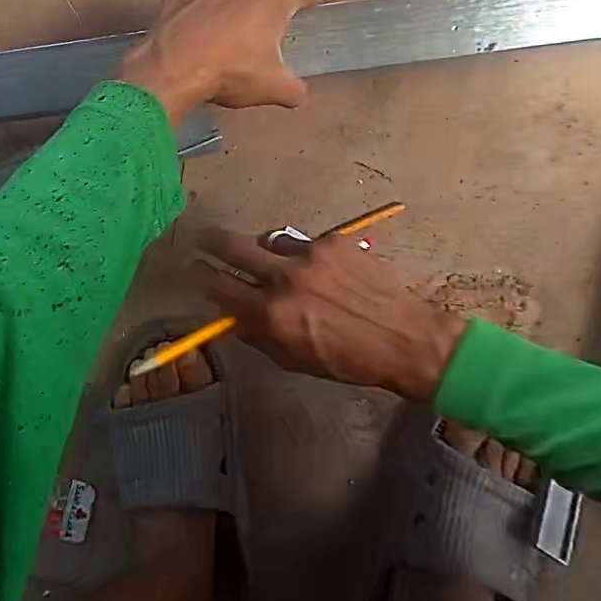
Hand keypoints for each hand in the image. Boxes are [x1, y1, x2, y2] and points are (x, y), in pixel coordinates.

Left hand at [115, 0, 322, 123]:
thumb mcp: (273, 88)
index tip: (320, 10)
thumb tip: (300, 94)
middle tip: (268, 35)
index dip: (317, 1)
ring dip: (234, 2)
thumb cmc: (230, 73)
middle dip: (271, 8)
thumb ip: (295, 89)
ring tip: (229, 31)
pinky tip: (195, 7)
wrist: (171, 70)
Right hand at [200, 229, 466, 402]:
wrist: (405, 338)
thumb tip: (233, 316)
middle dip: (210, 241)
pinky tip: (321, 271)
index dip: (201, 276)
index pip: (218, 285)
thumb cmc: (348, 360)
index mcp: (271, 313)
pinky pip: (305, 243)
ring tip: (279, 264)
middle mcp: (285, 278)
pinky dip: (305, 255)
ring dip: (266, 252)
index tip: (195, 269)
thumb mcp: (294, 360)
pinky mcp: (333, 241)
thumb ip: (258, 335)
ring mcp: (310, 254)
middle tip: (205, 240)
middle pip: (231, 245)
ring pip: (269, 240)